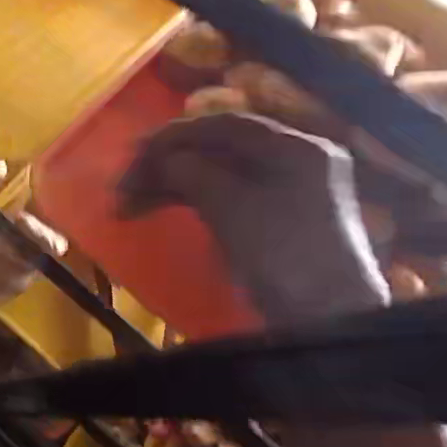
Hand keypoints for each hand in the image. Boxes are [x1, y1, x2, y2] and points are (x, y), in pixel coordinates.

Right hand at [122, 112, 388, 326]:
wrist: (322, 320)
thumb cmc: (283, 255)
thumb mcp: (232, 208)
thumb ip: (192, 172)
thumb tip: (159, 158)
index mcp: (296, 148)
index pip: (228, 126)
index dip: (177, 134)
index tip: (135, 150)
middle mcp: (292, 161)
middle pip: (218, 150)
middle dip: (166, 165)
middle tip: (123, 184)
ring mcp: (281, 192)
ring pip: (214, 176)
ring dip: (168, 187)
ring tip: (126, 206)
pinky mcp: (267, 221)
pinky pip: (221, 198)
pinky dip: (186, 202)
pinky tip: (154, 209)